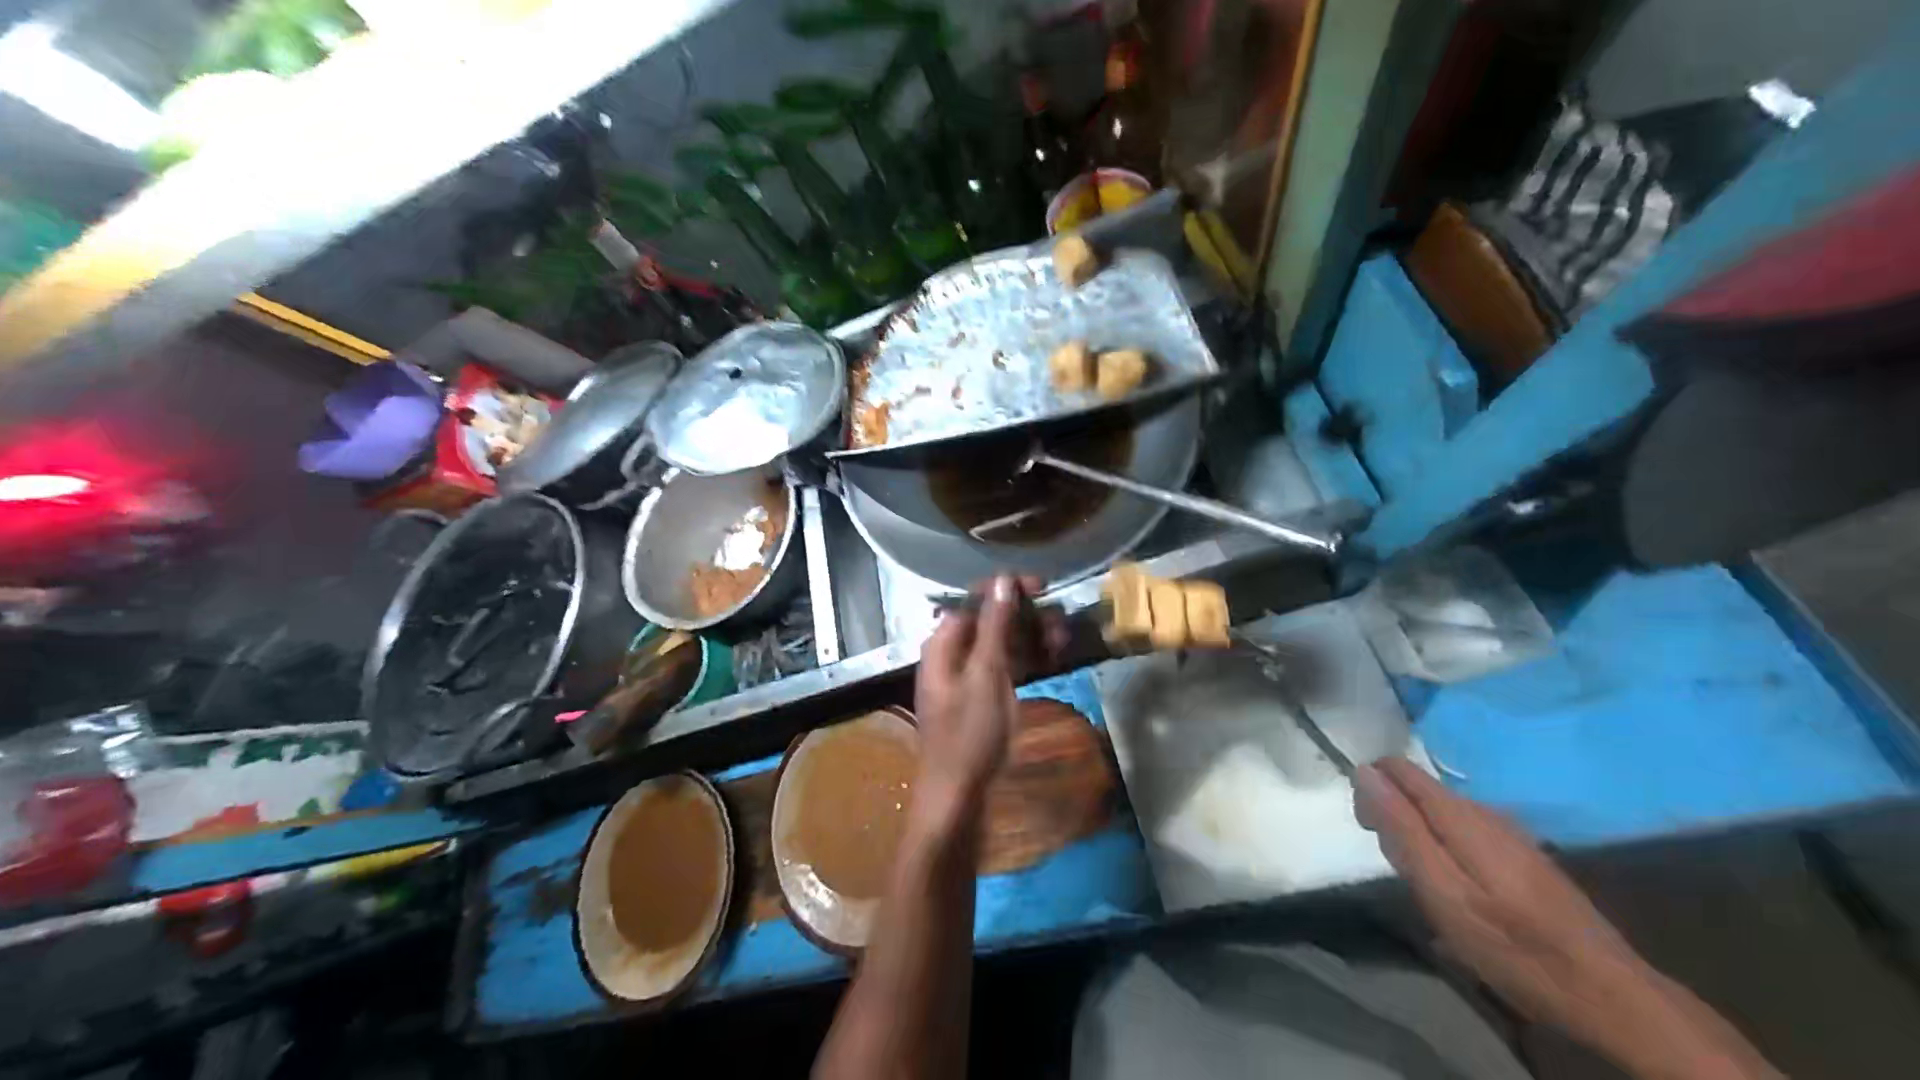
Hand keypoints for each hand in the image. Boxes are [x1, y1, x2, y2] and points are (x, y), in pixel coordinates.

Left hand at [912, 575, 1060, 817]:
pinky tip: (1051, 659)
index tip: (1043, 588)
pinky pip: (1004, 668)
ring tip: (1063, 640)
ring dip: (1030, 638)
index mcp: (943, 644)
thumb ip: (994, 626)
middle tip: (1061, 621)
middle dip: (1025, 616)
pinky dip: (1025, 661)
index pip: (975, 601)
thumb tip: (1003, 580)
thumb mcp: (986, 674)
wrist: (958, 795)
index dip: (1006, 589)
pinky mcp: (982, 698)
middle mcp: (952, 655)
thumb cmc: (970, 733)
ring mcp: (967, 678)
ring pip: (1001, 645)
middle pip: (990, 622)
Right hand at [1355, 760, 1780, 1079]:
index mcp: (1459, 813)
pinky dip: (1446, 852)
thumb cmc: (1514, 946)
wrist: (1613, 995)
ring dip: (1419, 839)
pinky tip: (1460, 894)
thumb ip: (1401, 827)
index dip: (1370, 789)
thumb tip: (1364, 770)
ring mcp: (1509, 834)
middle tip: (1403, 873)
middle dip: (1394, 818)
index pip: (1396, 768)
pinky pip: (1464, 835)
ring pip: (1440, 814)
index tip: (1370, 833)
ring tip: (1429, 889)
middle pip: (1417, 791)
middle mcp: (1484, 811)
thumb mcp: (1442, 890)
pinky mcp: (1523, 857)